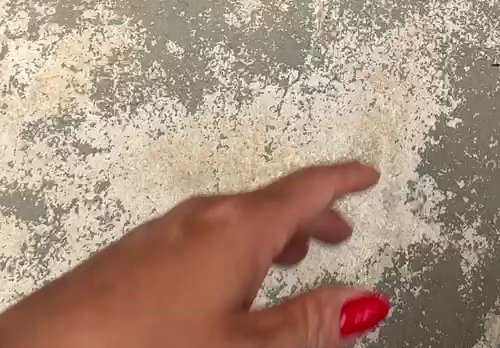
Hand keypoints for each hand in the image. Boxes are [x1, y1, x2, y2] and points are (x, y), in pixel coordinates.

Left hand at [0, 162, 390, 347]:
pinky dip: (235, 248)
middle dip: (311, 215)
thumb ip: (306, 325)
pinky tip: (221, 284)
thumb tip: (366, 301)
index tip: (371, 174)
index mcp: (240, 226)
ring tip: (289, 258)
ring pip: (235, 221)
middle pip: (272, 202)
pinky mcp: (128, 257)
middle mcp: (204, 215)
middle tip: (340, 234)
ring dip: (272, 234)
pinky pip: (204, 235)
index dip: (344, 180)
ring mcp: (161, 232)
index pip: (307, 188)